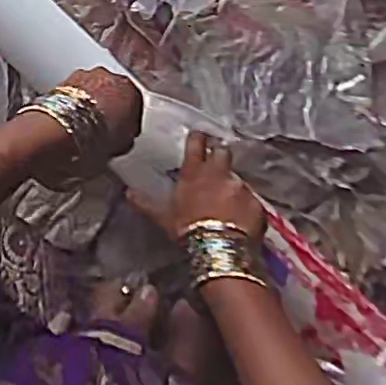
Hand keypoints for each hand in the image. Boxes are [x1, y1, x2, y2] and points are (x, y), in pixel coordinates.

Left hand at [59, 67, 140, 165]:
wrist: (66, 129)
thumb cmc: (96, 134)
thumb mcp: (124, 142)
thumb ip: (127, 133)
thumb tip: (121, 138)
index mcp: (130, 88)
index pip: (134, 101)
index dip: (128, 118)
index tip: (122, 130)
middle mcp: (108, 77)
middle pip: (111, 90)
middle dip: (107, 105)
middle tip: (102, 126)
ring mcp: (84, 76)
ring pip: (90, 88)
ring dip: (88, 101)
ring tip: (83, 125)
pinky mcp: (63, 81)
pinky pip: (72, 91)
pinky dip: (72, 102)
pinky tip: (69, 120)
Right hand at [133, 132, 266, 245]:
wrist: (220, 249)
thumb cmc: (187, 230)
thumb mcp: (165, 217)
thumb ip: (147, 203)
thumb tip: (128, 193)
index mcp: (195, 172)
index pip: (196, 143)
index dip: (198, 138)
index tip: (199, 135)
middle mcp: (219, 172)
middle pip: (222, 151)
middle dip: (221, 154)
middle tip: (217, 164)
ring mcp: (240, 186)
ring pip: (237, 179)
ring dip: (233, 186)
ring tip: (229, 204)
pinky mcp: (257, 202)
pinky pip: (252, 201)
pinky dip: (247, 208)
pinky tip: (242, 221)